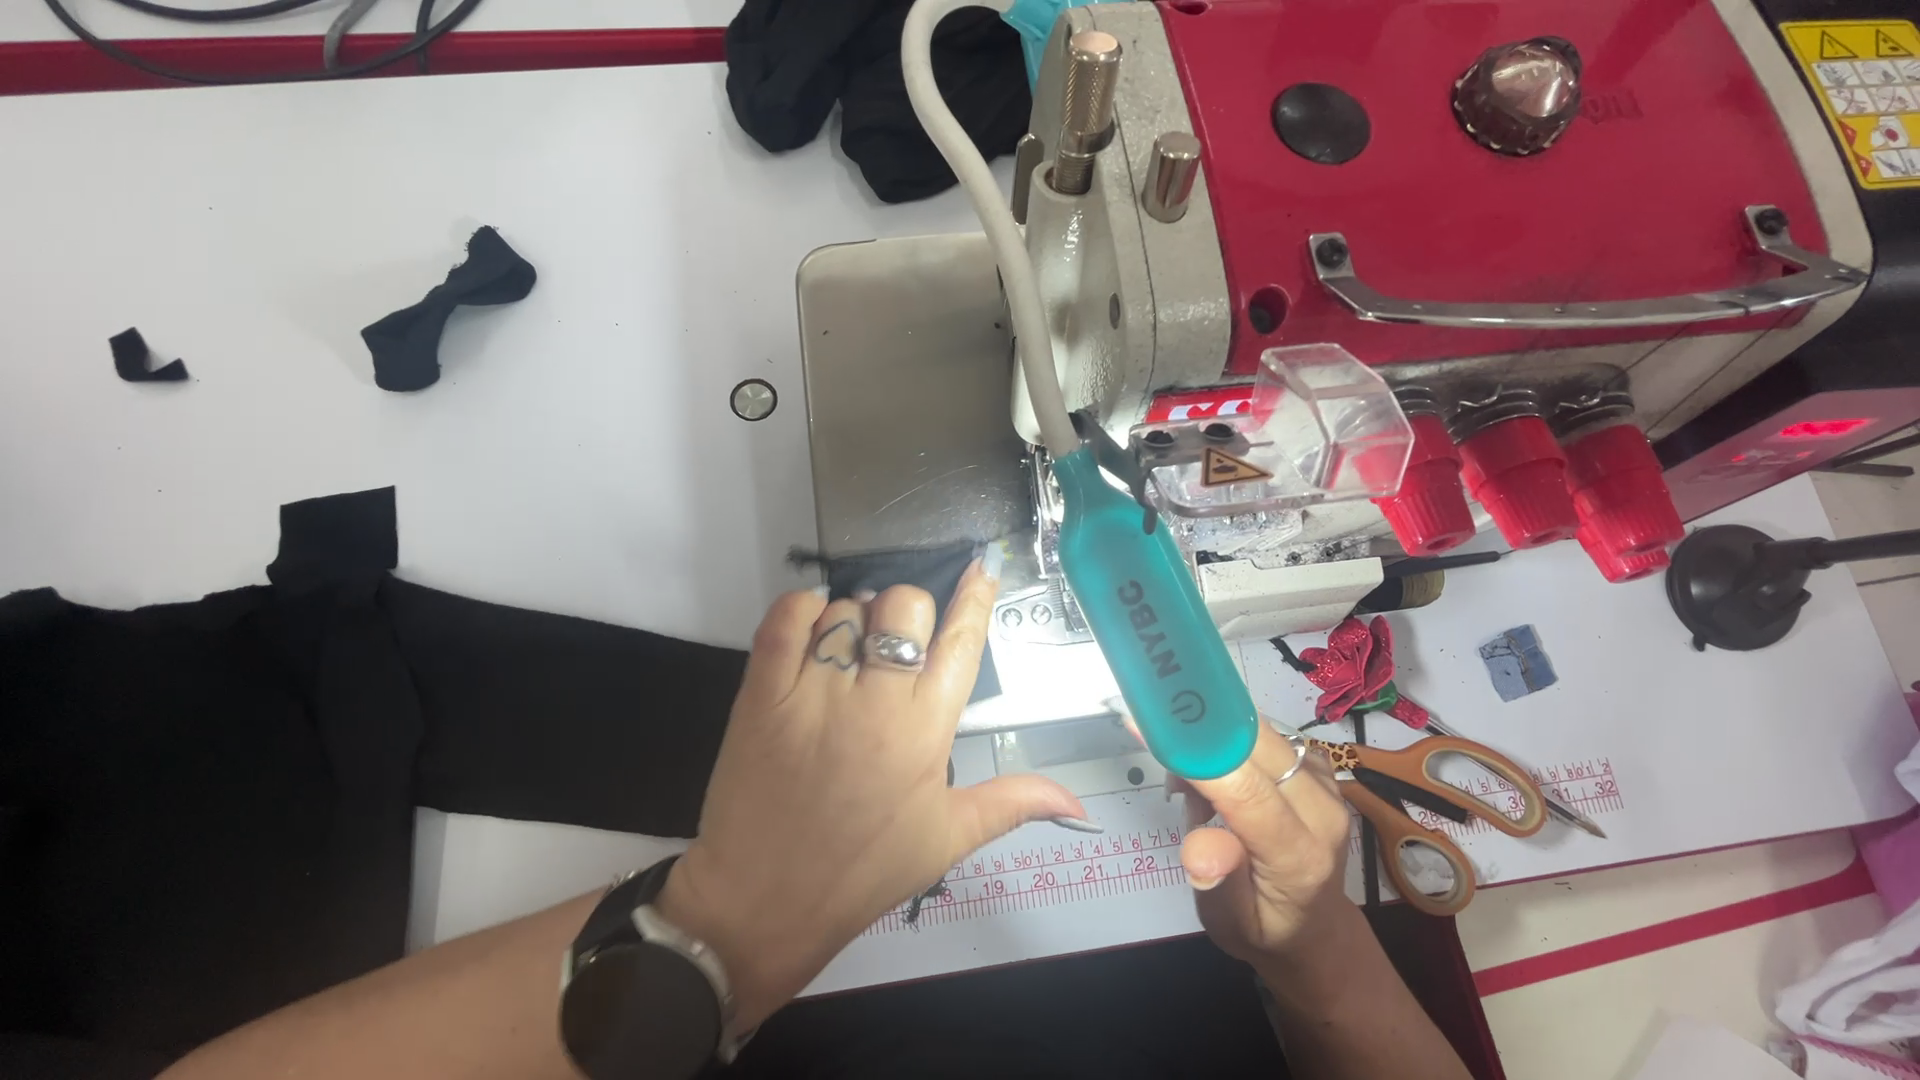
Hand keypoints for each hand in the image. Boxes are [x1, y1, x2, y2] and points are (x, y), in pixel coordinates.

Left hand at [655, 556, 1090, 1030]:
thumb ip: (1012, 803)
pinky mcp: (763, 692)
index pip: (961, 643)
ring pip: (846, 609)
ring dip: (853, 618)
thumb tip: (1077, 802)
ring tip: (847, 651)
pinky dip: (801, 608)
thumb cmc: (861, 871)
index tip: (980, 569)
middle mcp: (876, 701)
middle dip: (906, 611)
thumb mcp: (945, 840)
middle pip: (904, 607)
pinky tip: (810, 626)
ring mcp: (815, 692)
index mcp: (926, 731)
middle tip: (893, 641)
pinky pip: (785, 618)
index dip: (974, 599)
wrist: (762, 904)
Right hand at [1172, 719, 1353, 963]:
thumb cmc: (1263, 926)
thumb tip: (1200, 850)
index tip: (1145, 724)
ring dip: (1214, 740)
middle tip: (1163, 756)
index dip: (1195, 754)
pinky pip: (1267, 734)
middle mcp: (1322, 812)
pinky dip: (1231, 741)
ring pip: (1259, 732)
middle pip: (1255, 746)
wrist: (1314, 926)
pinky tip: (1218, 775)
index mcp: (1299, 857)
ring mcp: (1326, 785)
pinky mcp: (1318, 767)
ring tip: (1193, 787)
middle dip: (1199, 736)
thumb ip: (1218, 885)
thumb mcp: (1230, 923)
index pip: (1247, 791)